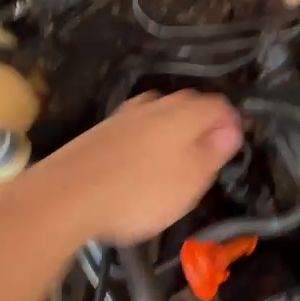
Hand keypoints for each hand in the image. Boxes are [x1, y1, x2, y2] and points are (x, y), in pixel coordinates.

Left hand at [28, 91, 243, 244]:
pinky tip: (140, 162)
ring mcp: (126, 114)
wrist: (65, 197)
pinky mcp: (101, 130)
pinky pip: (136, 127)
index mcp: (185, 113)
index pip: (220, 105)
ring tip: (175, 158)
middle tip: (208, 153)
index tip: (234, 146)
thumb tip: (233, 129)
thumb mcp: (191, 181)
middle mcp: (157, 104)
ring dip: (173, 130)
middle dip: (203, 123)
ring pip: (160, 113)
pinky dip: (146, 139)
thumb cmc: (140, 192)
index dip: (232, 123)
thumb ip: (214, 152)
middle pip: (190, 104)